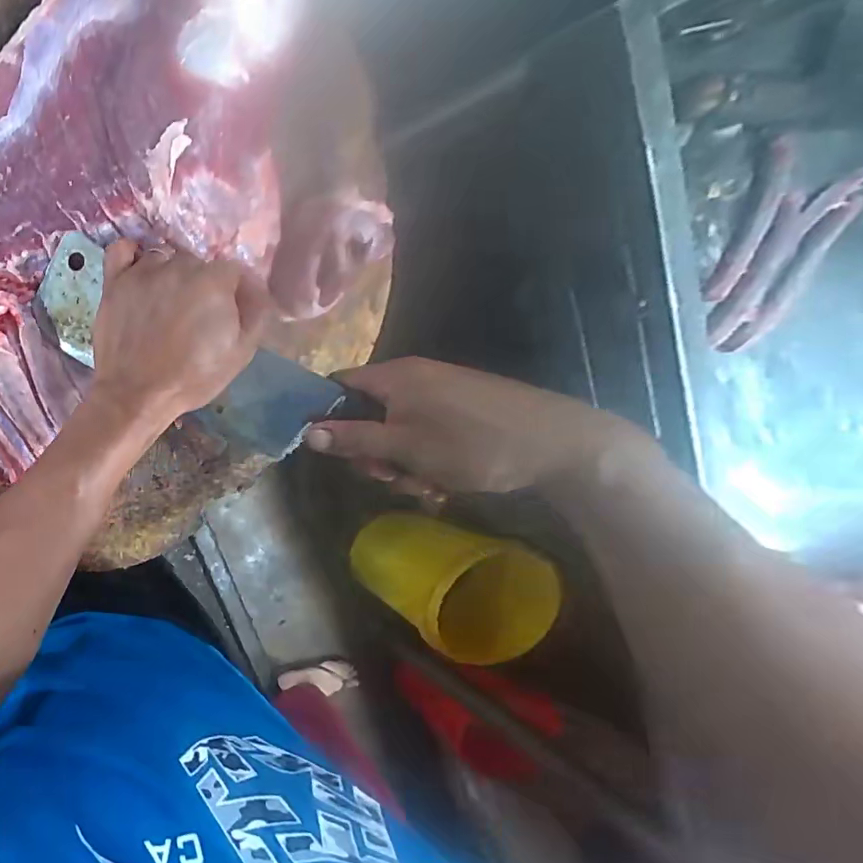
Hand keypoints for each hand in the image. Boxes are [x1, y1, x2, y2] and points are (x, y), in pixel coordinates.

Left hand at [85, 240, 270, 424]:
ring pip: (164, 258)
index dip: (235, 291)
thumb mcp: (240, 353)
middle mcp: (179, 266)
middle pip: (197, 263)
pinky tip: (139, 273)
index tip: (232, 311)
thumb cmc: (192, 378)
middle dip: (202, 285)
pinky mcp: (115, 282)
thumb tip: (255, 290)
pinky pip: (122, 251)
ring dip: (170, 275)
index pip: (233, 271)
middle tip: (197, 316)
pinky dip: (132, 256)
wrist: (137, 395)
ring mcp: (143, 272)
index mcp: (213, 281)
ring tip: (167, 303)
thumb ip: (255, 313)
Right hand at [304, 358, 654, 495]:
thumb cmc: (470, 443)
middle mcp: (413, 379)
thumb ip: (354, 440)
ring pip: (397, 434)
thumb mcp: (404, 447)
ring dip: (402, 465)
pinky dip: (427, 462)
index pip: (339, 386)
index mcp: (394, 376)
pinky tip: (445, 484)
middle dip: (373, 453)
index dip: (327, 416)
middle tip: (390, 477)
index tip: (331, 451)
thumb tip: (307, 432)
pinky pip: (425, 437)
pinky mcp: (460, 413)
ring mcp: (439, 395)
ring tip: (428, 486)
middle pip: (367, 416)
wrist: (556, 443)